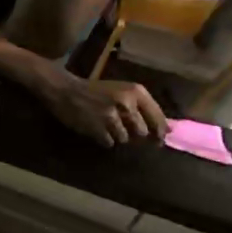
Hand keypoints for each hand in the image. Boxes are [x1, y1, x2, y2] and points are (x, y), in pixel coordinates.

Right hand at [43, 75, 167, 146]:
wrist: (65, 90)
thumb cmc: (95, 91)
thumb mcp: (122, 91)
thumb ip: (142, 107)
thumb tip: (166, 129)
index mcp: (136, 92)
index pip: (158, 118)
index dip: (161, 132)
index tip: (159, 140)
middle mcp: (126, 103)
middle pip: (142, 132)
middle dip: (134, 134)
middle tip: (126, 133)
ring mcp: (111, 116)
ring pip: (125, 139)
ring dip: (117, 137)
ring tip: (106, 128)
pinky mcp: (97, 127)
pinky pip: (109, 142)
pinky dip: (104, 139)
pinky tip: (97, 130)